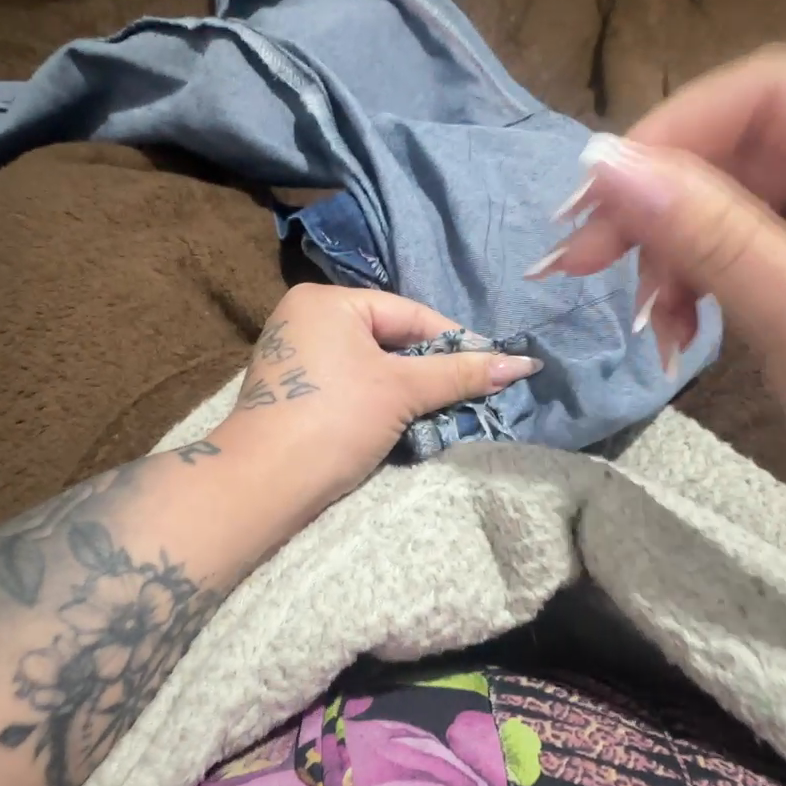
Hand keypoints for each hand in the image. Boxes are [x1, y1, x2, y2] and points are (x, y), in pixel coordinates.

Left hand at [211, 284, 540, 515]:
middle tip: (470, 389)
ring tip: (443, 407)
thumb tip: (523, 363)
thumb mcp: (403, 391)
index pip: (408, 314)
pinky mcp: (292, 392)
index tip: (493, 364)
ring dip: (408, 387)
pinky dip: (379, 399)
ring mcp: (295, 356)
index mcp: (326, 301)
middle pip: (388, 337)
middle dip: (430, 366)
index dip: (455, 340)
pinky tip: (402, 419)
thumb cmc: (334, 420)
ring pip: (370, 364)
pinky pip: (350, 384)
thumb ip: (461, 373)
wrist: (262, 485)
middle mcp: (305, 318)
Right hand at [534, 46, 785, 574]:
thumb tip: (602, 166)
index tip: (594, 202)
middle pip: (744, 146)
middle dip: (660, 206)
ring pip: (738, 201)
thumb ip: (710, 237)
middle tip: (580, 265)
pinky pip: (755, 248)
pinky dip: (708, 285)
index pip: (769, 93)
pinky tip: (682, 333)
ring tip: (653, 325)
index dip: (670, 133)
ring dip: (677, 256)